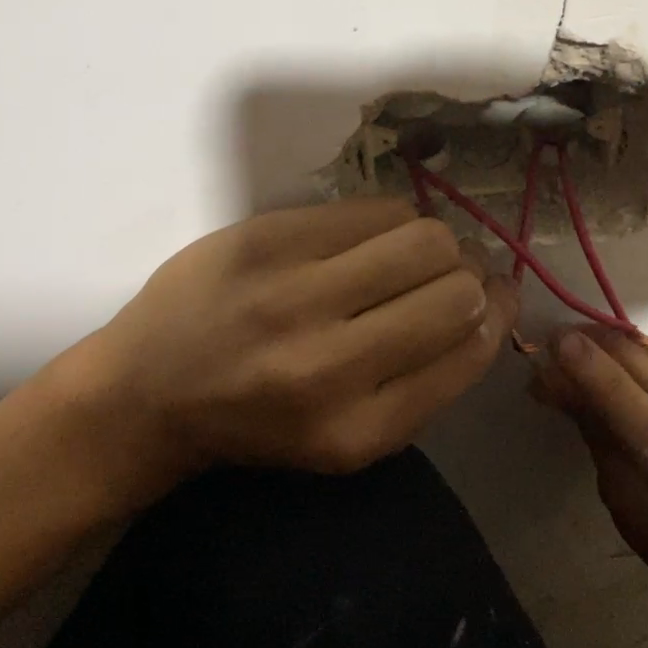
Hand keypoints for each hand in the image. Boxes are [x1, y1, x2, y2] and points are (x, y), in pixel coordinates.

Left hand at [53, 199, 517, 492]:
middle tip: (460, 274)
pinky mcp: (266, 238)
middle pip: (457, 288)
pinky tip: (376, 238)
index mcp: (358, 428)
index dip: (499, 317)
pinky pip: (373, 209)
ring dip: (440, 243)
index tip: (499, 300)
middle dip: (475, 277)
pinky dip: (393, 220)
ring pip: (424, 237)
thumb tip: (492, 306)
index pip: (469, 351)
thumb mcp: (351, 439)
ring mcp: (293, 293)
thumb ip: (426, 385)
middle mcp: (329, 364)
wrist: (148, 391)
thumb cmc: (260, 423)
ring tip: (419, 254)